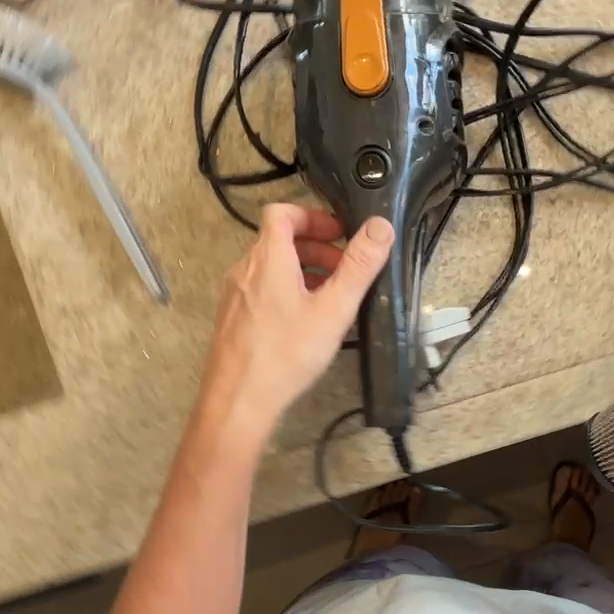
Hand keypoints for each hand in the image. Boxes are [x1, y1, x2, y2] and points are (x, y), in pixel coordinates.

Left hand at [201, 203, 393, 433]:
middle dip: (316, 249)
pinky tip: (305, 324)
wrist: (239, 400)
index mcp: (268, 259)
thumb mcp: (333, 310)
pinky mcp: (233, 319)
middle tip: (344, 271)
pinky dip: (286, 293)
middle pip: (279, 241)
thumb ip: (358, 267)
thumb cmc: (285, 355)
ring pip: (271, 269)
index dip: (312, 217)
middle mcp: (245, 270)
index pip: (283, 213)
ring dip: (303, 273)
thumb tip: (380, 227)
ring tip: (330, 299)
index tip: (339, 235)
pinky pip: (262, 292)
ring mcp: (235, 295)